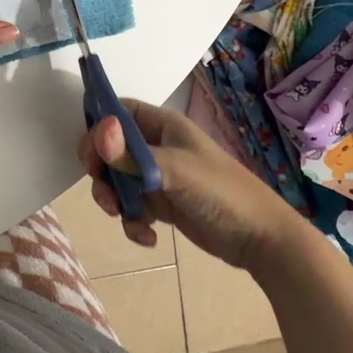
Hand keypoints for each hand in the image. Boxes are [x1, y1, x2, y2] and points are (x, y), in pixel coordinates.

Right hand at [79, 97, 306, 271]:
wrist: (263, 240)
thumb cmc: (222, 192)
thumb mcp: (175, 170)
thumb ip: (134, 155)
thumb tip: (99, 131)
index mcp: (163, 125)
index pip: (118, 111)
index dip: (98, 127)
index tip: (90, 155)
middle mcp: (157, 146)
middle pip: (111, 149)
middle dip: (102, 171)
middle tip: (104, 193)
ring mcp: (159, 176)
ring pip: (118, 180)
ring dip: (113, 199)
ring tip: (122, 217)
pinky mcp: (163, 204)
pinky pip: (133, 207)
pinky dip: (133, 222)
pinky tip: (147, 237)